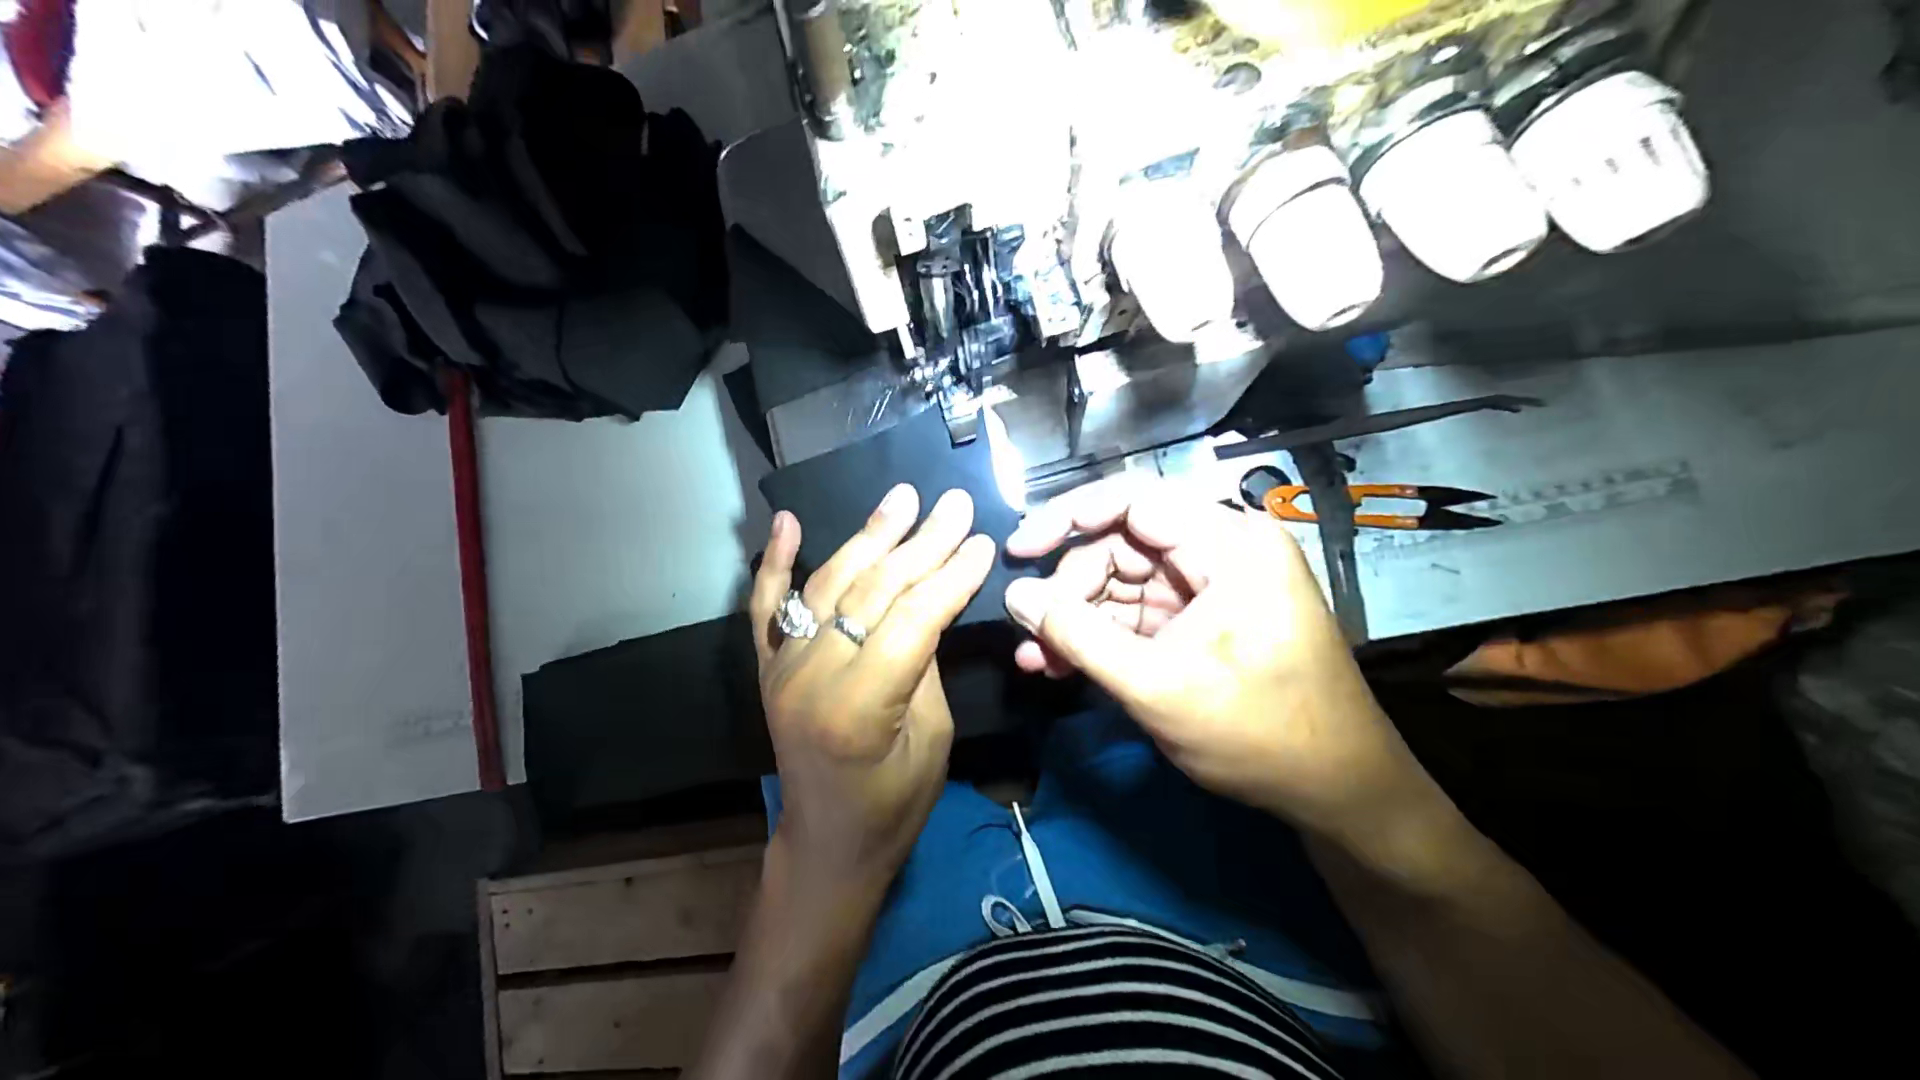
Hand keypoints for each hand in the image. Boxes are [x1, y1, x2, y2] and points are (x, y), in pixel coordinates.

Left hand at [749, 485, 996, 895]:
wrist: (829, 841)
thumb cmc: (894, 803)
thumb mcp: (932, 736)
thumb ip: (925, 661)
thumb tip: (933, 598)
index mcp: (859, 706)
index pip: (913, 618)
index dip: (951, 576)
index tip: (981, 540)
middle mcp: (811, 677)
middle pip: (873, 591)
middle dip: (920, 543)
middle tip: (951, 504)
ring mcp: (781, 667)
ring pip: (828, 584)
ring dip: (868, 537)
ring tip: (901, 499)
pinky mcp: (768, 665)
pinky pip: (766, 605)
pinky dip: (776, 561)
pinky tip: (788, 522)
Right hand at [1002, 476, 1438, 848]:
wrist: (1336, 791)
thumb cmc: (1260, 733)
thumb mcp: (1157, 686)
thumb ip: (1079, 636)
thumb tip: (1014, 596)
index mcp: (1230, 545)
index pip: (1134, 499)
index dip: (1068, 517)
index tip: (1020, 551)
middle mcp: (1222, 551)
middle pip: (1122, 544)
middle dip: (1069, 590)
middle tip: (1030, 633)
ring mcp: (1211, 587)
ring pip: (1122, 582)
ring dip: (1076, 619)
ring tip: (1035, 659)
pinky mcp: (1201, 619)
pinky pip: (1138, 613)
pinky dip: (1101, 637)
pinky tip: (1060, 664)